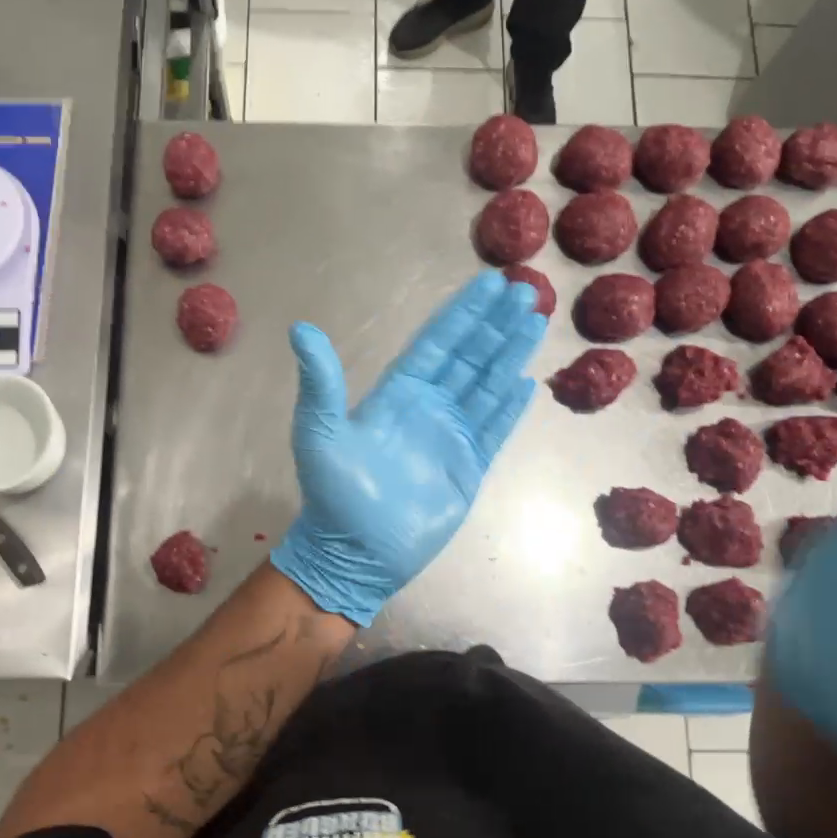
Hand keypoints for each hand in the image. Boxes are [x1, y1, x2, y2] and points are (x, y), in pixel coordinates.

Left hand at [270, 270, 545, 625]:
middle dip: (496, 325)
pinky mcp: (469, 469)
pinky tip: (528, 382)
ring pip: (487, 386)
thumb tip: (300, 329)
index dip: (463, 314)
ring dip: (510, 355)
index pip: (436, 344)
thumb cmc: (333, 494)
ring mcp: (451, 438)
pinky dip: (511, 408)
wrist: (355, 553)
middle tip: (527, 291)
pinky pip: (495, 430)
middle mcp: (428, 408)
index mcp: (397, 394)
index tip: (491, 283)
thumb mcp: (319, 433)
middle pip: (469, 357)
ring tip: (536, 322)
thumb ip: (320, 382)